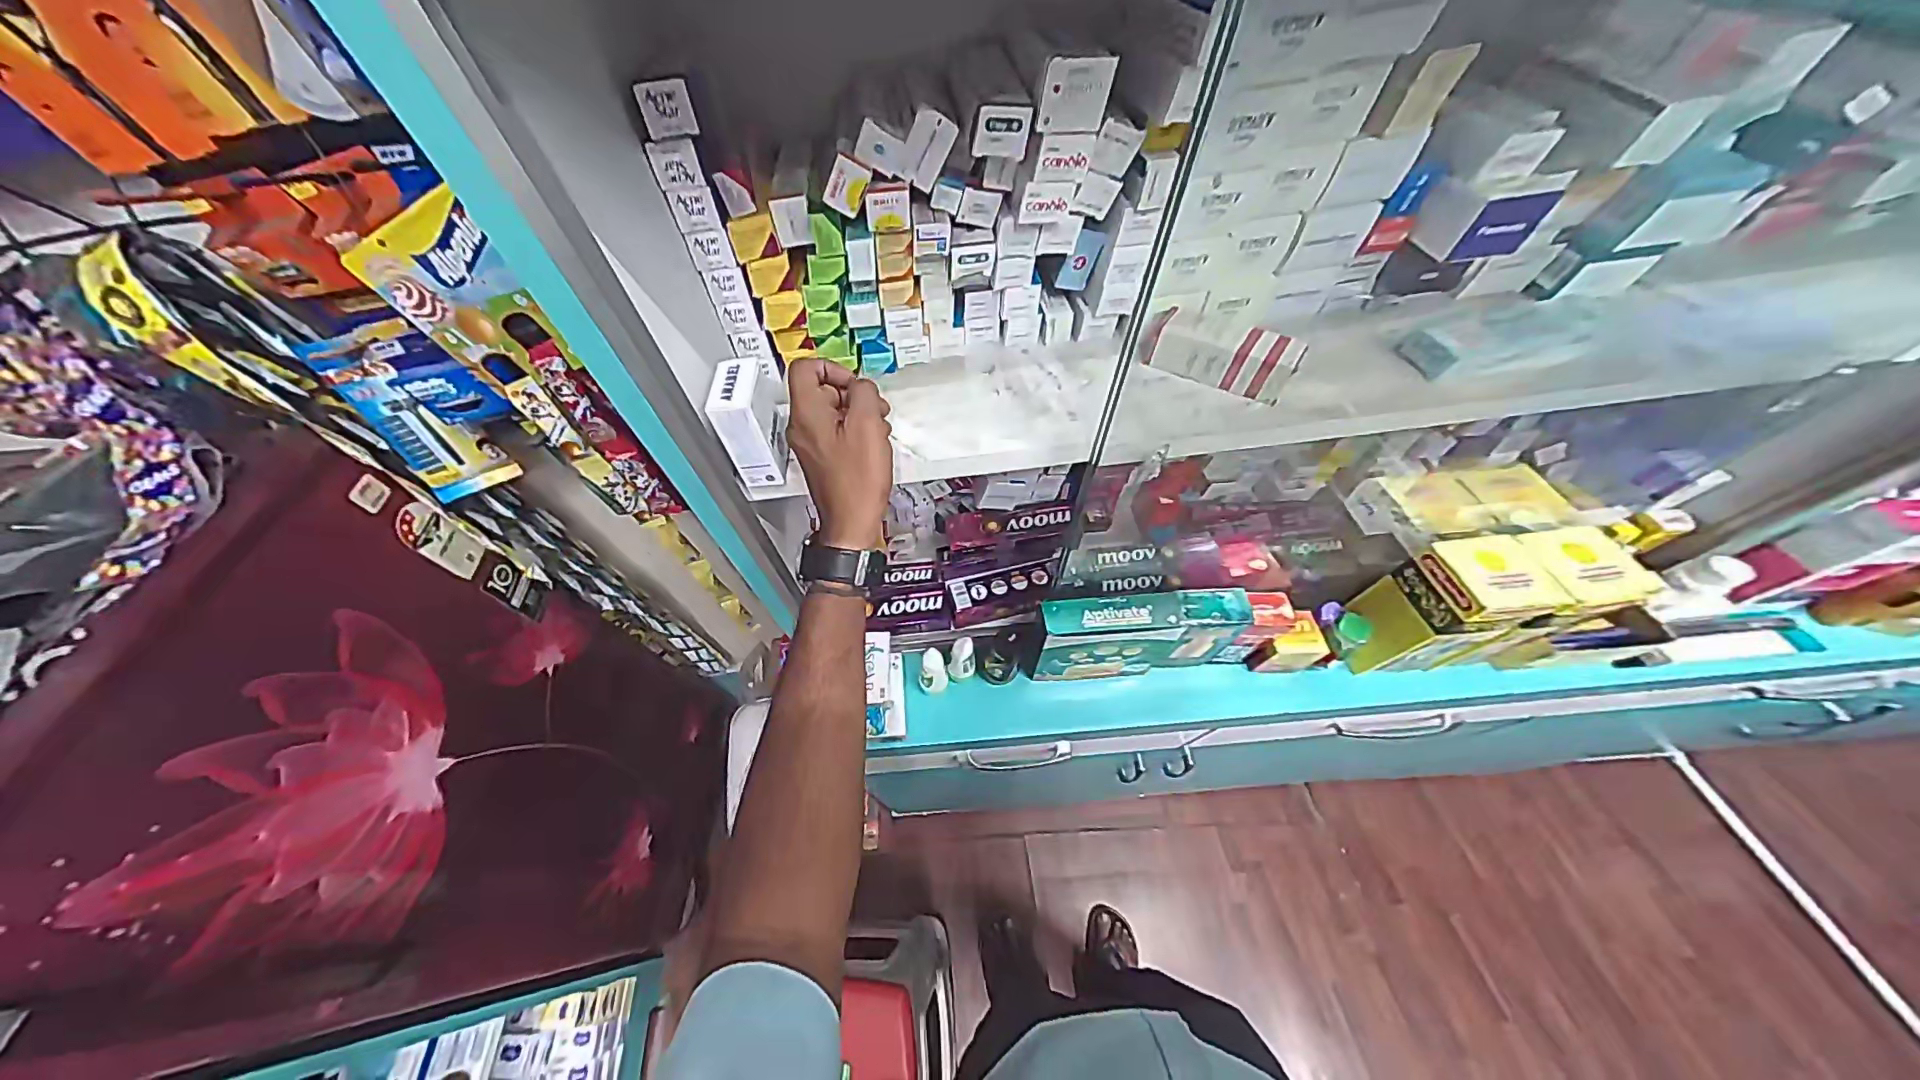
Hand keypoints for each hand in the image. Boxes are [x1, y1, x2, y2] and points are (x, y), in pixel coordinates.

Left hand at [786, 359, 891, 549]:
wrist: (852, 522)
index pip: (805, 368)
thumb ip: (864, 393)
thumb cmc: (856, 483)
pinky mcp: (821, 457)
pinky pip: (836, 431)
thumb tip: (862, 386)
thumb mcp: (868, 425)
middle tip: (874, 409)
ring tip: (877, 428)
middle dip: (853, 394)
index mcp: (807, 414)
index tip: (855, 384)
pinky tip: (872, 444)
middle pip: (822, 389)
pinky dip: (855, 430)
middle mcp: (802, 426)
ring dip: (858, 413)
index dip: (833, 368)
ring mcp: (810, 443)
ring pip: (832, 410)